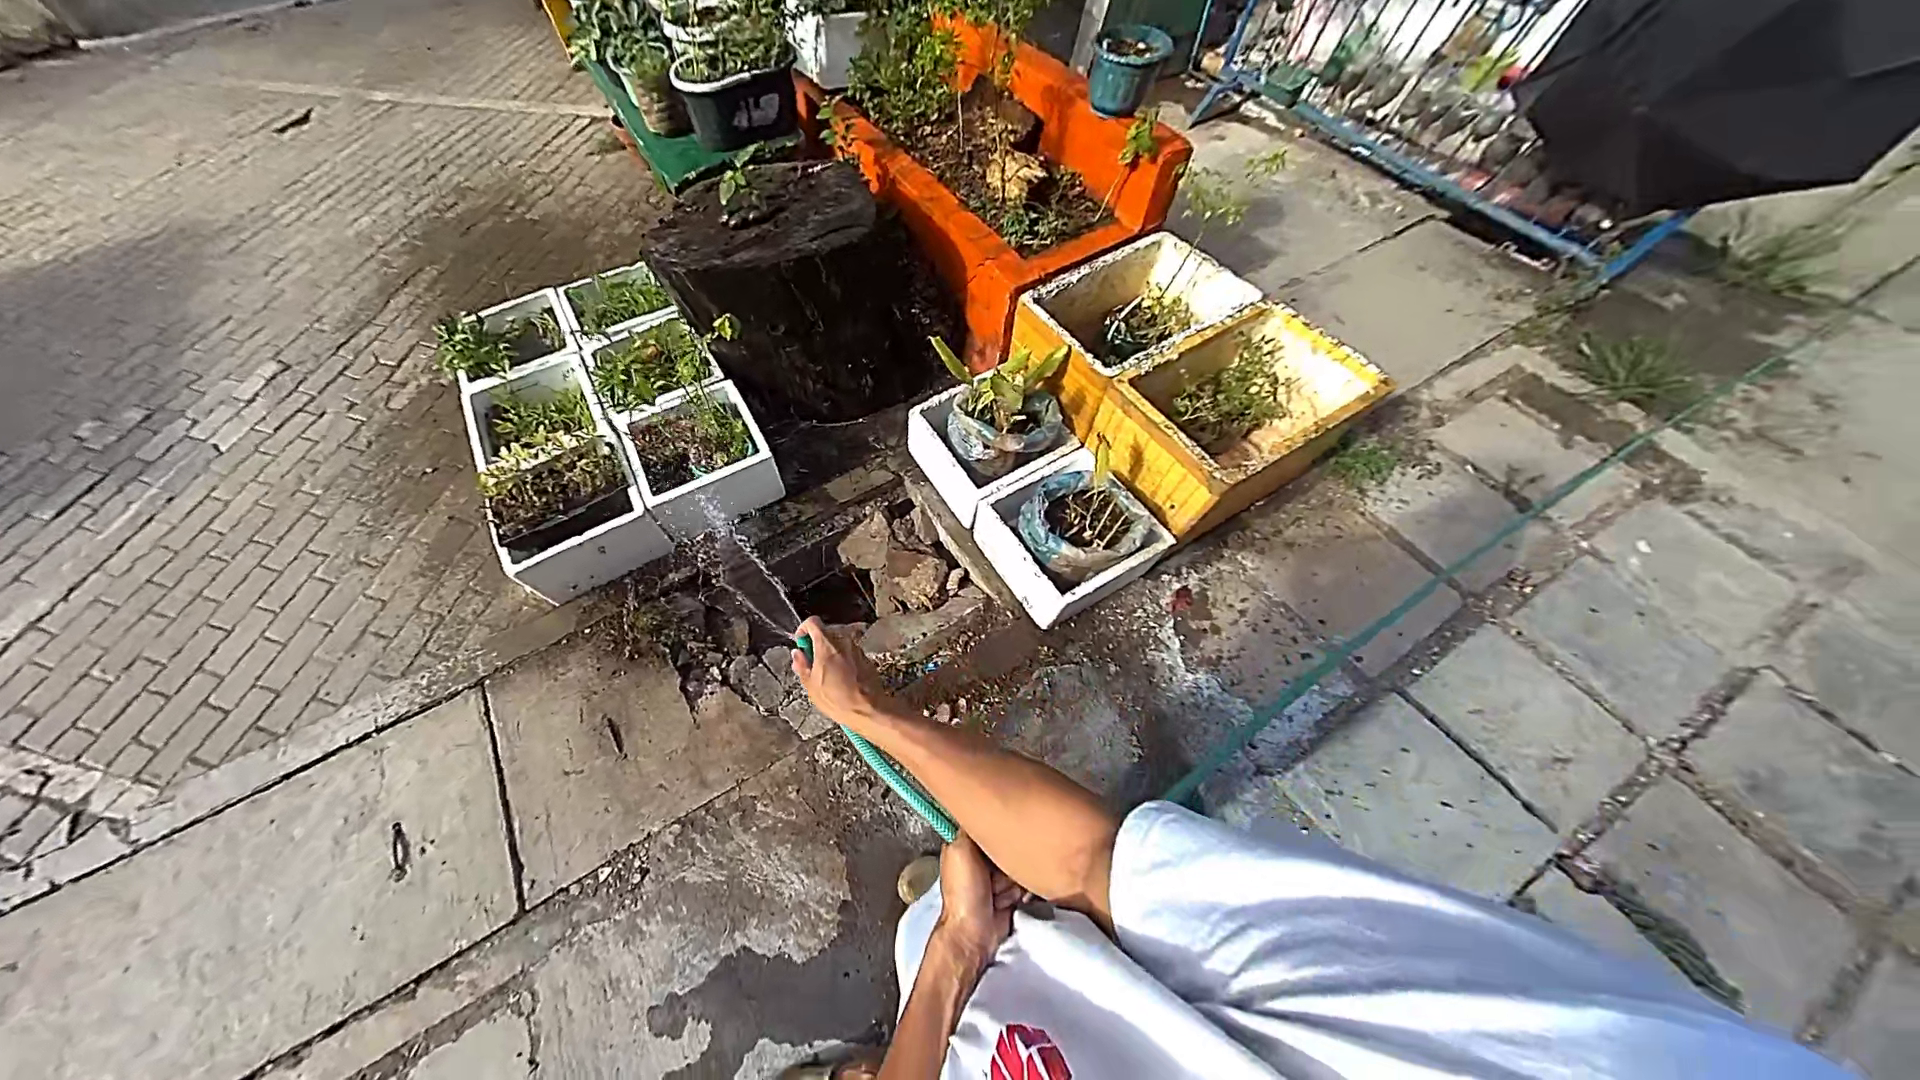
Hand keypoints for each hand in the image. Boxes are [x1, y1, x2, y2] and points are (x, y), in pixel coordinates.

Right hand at [791, 616, 886, 728]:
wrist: (867, 708)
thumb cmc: (838, 699)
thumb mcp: (811, 685)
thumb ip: (802, 665)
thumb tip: (797, 654)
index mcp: (827, 644)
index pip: (812, 622)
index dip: (803, 630)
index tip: (801, 642)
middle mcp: (843, 640)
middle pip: (826, 631)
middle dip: (817, 643)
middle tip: (811, 661)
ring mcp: (856, 647)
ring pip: (838, 641)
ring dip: (830, 651)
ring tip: (826, 672)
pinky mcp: (865, 656)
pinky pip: (849, 651)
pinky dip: (842, 658)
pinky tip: (840, 676)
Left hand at [929, 832, 1019, 980]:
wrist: (975, 933)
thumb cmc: (963, 890)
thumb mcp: (960, 848)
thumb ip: (970, 824)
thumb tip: (978, 803)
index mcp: (967, 844)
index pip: (990, 822)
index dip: (998, 828)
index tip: (1002, 832)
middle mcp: (984, 857)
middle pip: (1010, 842)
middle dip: (1010, 856)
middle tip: (997, 872)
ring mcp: (999, 875)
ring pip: (1021, 861)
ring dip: (1015, 877)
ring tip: (1001, 890)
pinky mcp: (1013, 891)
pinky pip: (1028, 880)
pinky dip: (1024, 889)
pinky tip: (1014, 897)